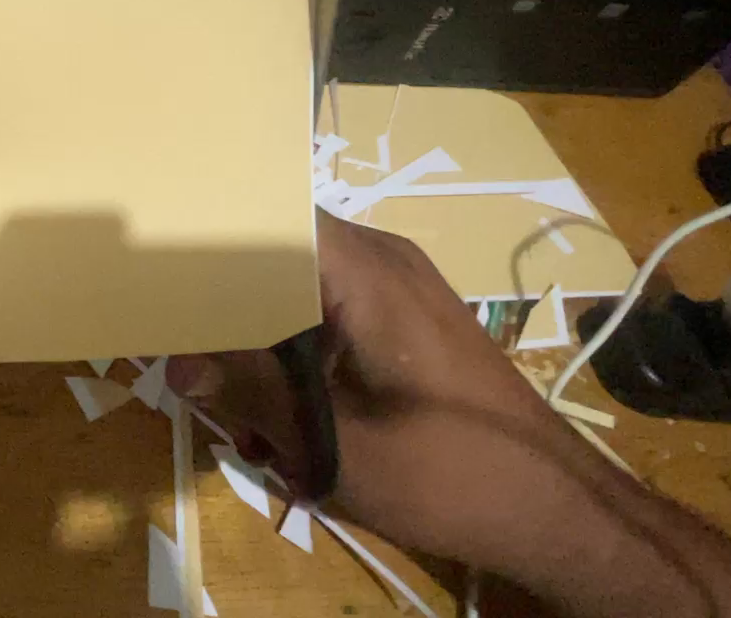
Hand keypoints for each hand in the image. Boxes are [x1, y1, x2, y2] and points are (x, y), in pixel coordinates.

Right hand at [168, 213, 609, 576]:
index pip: (267, 215)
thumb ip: (251, 392)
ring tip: (246, 410)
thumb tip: (174, 366)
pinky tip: (290, 419)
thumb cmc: (454, 473)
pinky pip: (325, 313)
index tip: (163, 267)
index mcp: (362, 270)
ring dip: (261, 342)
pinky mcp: (401, 317)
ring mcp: (393, 286)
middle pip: (273, 255)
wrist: (567, 515)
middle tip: (196, 364)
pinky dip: (296, 355)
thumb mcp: (337, 444)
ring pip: (294, 288)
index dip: (211, 235)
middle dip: (228, 311)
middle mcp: (377, 259)